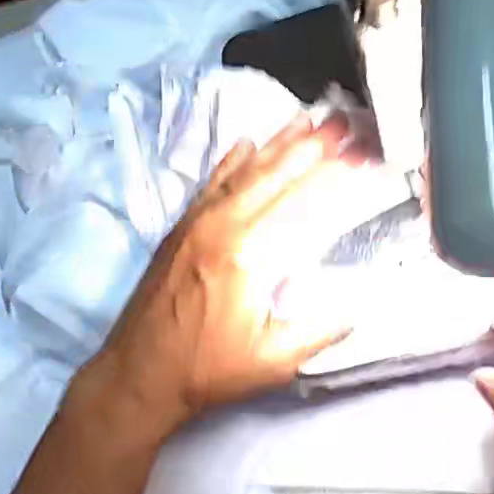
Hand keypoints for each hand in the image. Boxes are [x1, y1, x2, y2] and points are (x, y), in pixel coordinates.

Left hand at [80, 114, 364, 439]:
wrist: (137, 374)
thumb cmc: (206, 370)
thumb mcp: (272, 360)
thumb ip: (318, 331)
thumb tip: (356, 309)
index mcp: (247, 253)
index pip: (297, 199)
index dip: (330, 172)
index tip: (356, 150)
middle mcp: (220, 226)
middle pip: (272, 174)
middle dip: (309, 144)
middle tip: (339, 120)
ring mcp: (196, 222)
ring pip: (242, 171)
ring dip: (276, 143)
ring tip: (305, 119)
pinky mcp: (180, 228)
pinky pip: (212, 183)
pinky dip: (233, 160)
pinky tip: (248, 142)